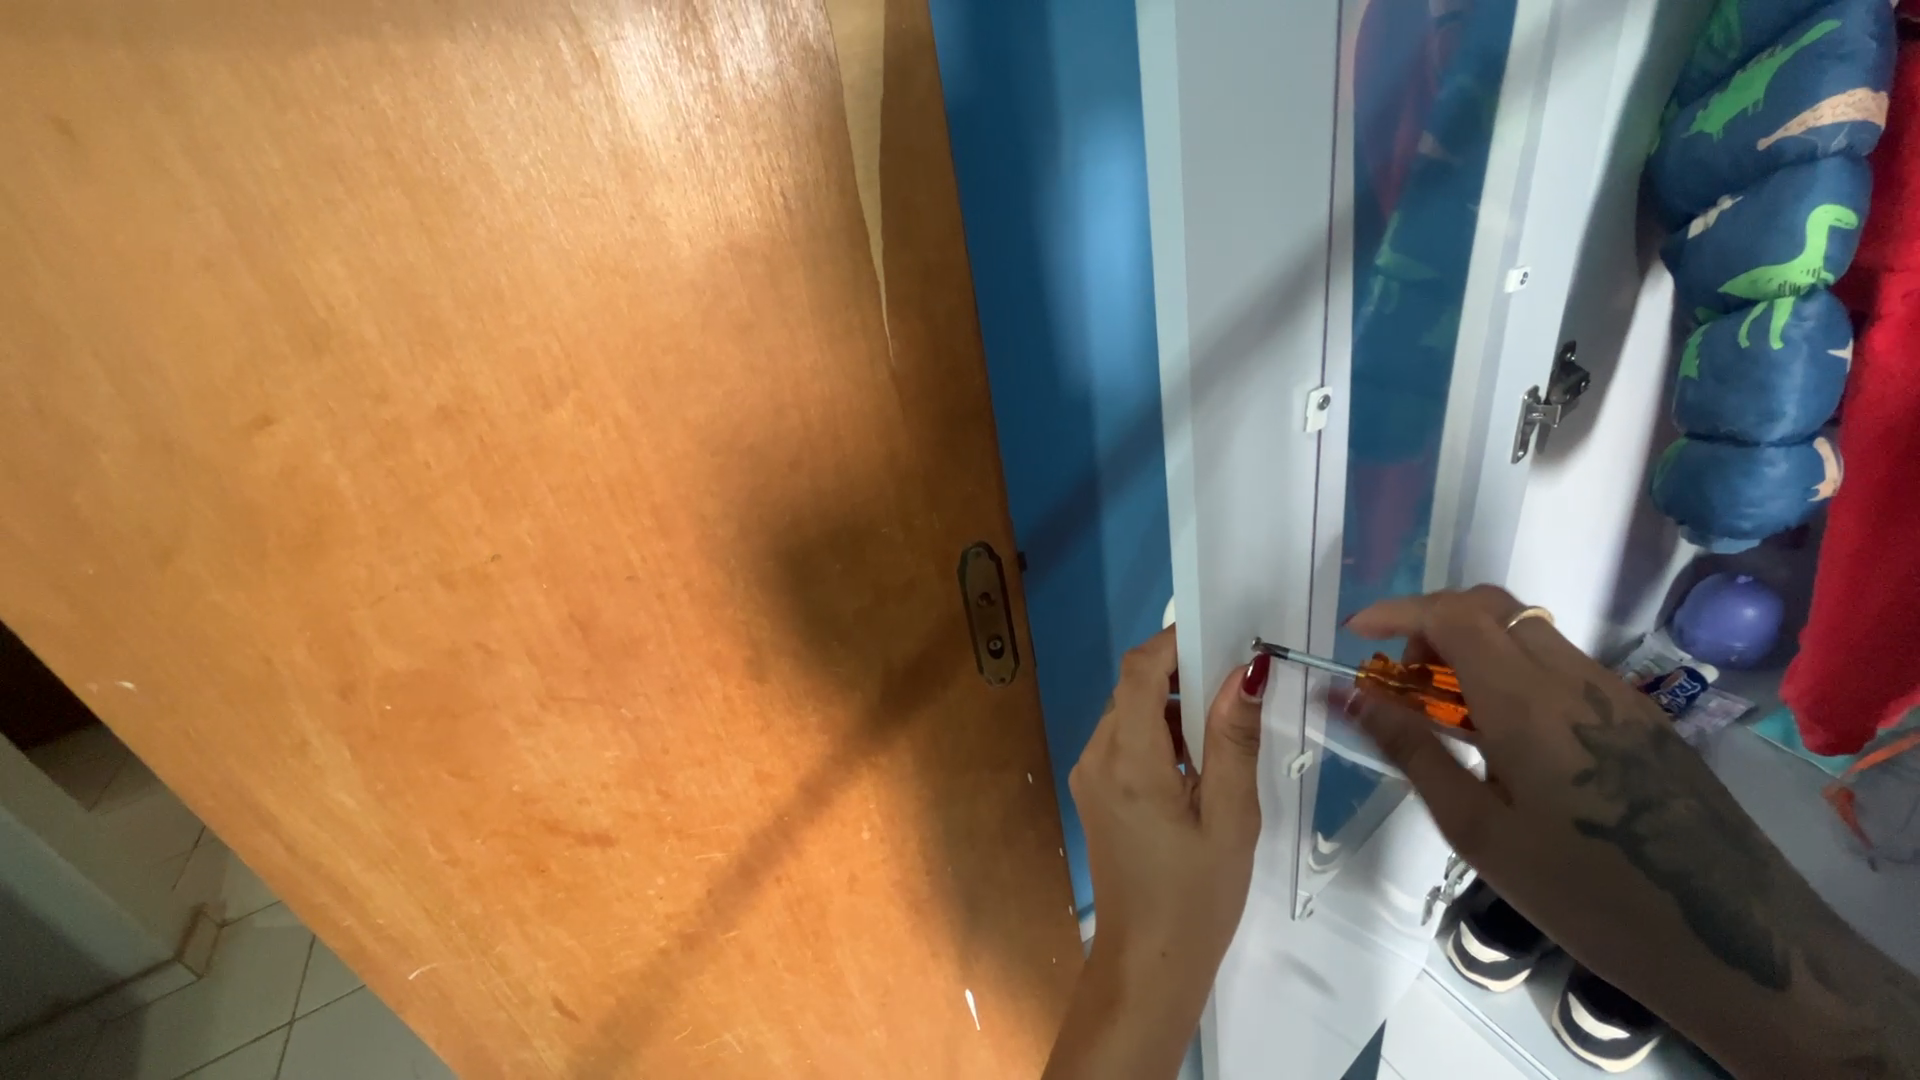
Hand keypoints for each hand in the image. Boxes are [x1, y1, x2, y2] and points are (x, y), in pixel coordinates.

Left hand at [1043, 627, 1266, 1079]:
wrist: (1148, 960)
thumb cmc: (1198, 895)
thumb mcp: (1230, 816)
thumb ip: (1232, 738)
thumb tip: (1245, 671)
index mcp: (1128, 760)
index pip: (1137, 671)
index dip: (1172, 642)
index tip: (1216, 634)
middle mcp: (1096, 756)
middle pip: (1129, 688)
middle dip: (1177, 674)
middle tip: (1232, 682)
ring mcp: (1088, 773)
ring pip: (1125, 712)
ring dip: (1168, 704)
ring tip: (1220, 723)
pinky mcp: (1092, 789)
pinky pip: (1121, 739)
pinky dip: (1155, 731)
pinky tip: (1192, 757)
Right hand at [1346, 586, 1919, 1079]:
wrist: (1743, 950)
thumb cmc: (1583, 892)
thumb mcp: (1477, 828)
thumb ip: (1409, 748)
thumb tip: (1346, 695)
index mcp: (1528, 701)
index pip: (1453, 613)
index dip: (1396, 611)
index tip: (1355, 634)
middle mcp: (1575, 679)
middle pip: (1493, 607)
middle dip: (1431, 622)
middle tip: (1403, 676)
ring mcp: (1617, 695)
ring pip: (1529, 632)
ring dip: (1472, 645)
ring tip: (1446, 711)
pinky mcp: (1642, 718)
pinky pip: (1561, 664)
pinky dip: (1511, 669)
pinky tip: (1502, 736)